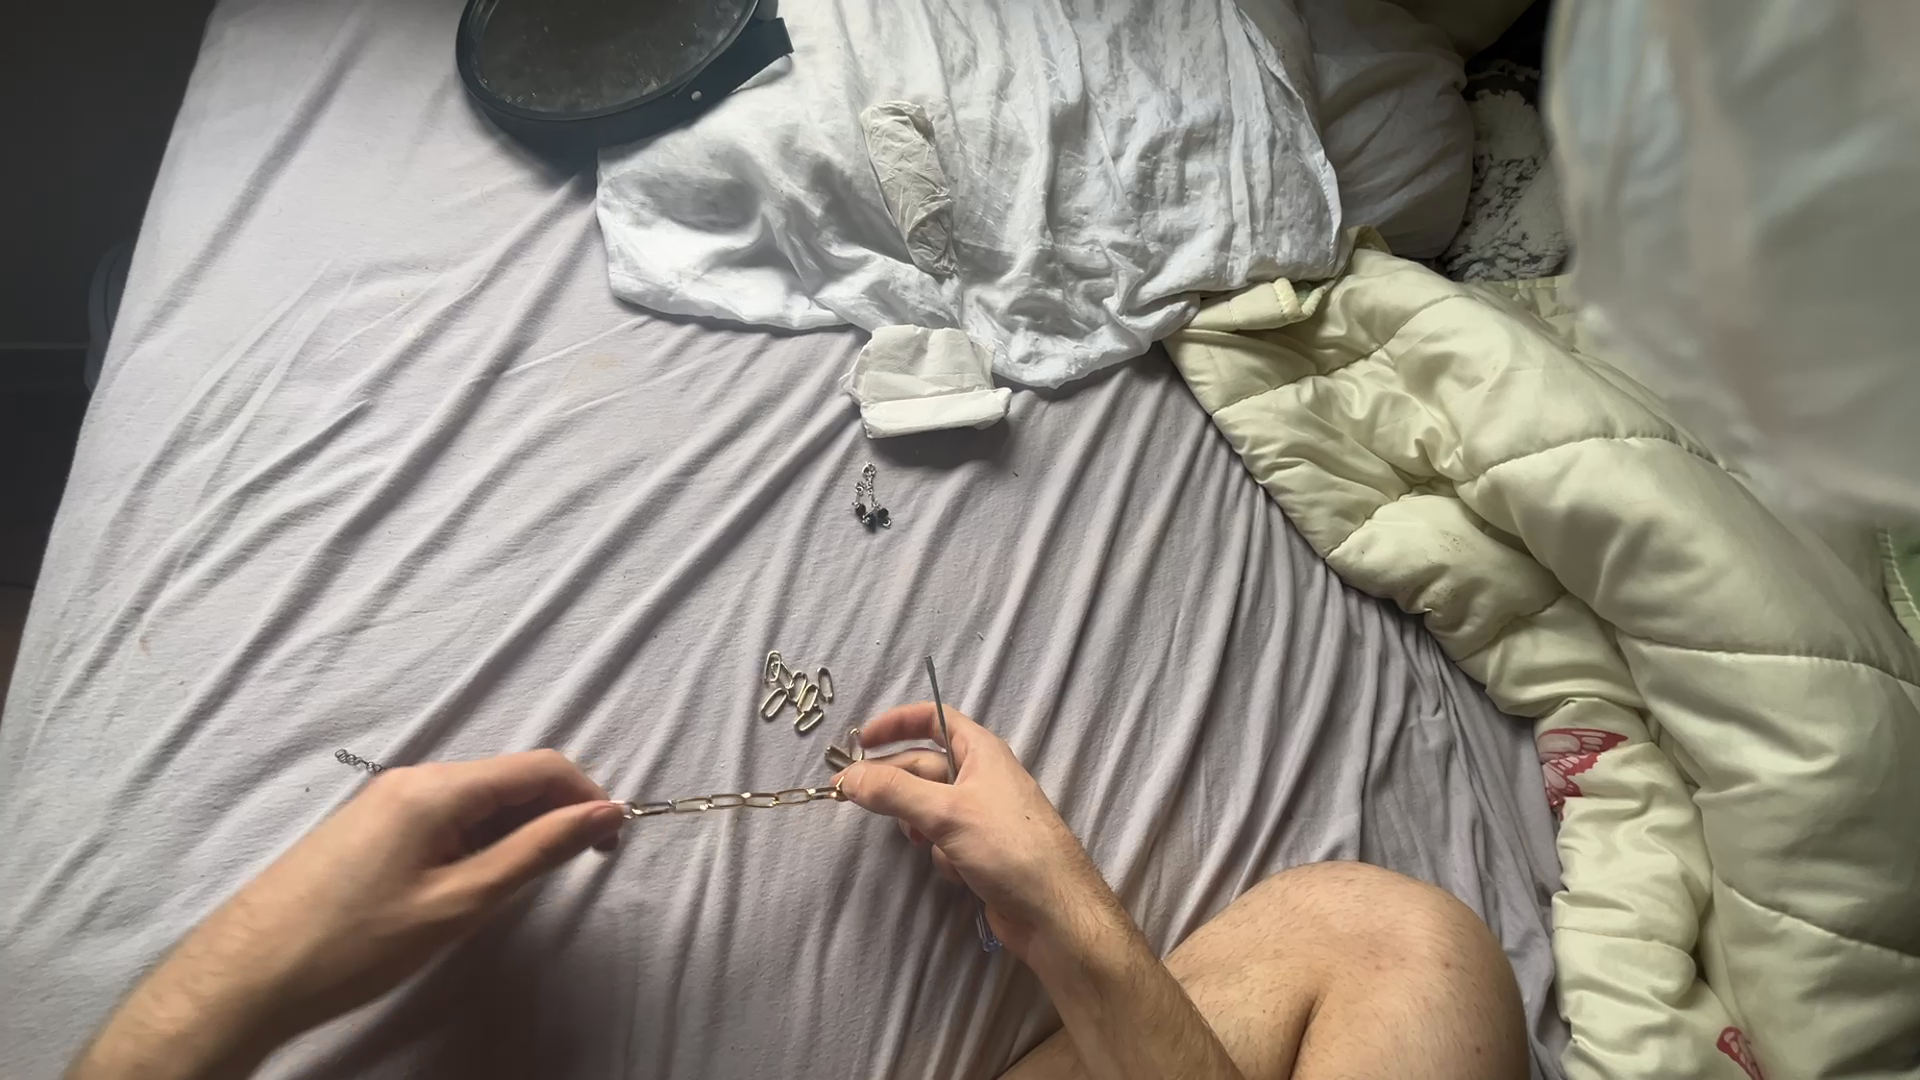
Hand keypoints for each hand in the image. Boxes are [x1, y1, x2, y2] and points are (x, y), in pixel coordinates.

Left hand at [71, 750, 627, 1079]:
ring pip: (482, 797)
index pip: (543, 767)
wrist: (228, 989)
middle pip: (512, 778)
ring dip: (517, 828)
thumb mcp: (462, 902)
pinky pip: (449, 813)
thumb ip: (540, 850)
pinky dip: (480, 836)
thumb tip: (608, 812)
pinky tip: (467, 879)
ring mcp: (389, 797)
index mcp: (441, 787)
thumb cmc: (355, 945)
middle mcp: (418, 776)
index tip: (609, 841)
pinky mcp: (370, 823)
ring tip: (514, 883)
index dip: (587, 796)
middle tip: (571, 866)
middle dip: (554, 813)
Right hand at [832, 703, 1124, 962]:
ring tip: (920, 839)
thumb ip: (894, 791)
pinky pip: (943, 839)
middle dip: (894, 782)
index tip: (860, 739)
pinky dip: (941, 853)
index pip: (933, 718)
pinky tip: (956, 869)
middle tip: (849, 795)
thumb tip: (847, 776)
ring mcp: (980, 814)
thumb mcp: (945, 811)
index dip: (897, 723)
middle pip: (923, 765)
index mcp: (980, 749)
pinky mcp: (979, 849)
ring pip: (929, 807)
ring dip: (920, 824)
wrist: (1052, 911)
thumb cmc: (1005, 845)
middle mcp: (980, 775)